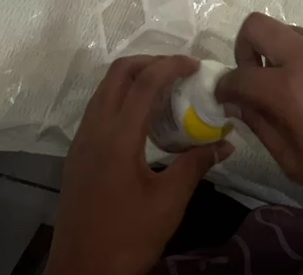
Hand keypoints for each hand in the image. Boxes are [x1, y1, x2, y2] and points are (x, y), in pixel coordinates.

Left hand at [45, 55, 231, 274]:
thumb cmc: (127, 240)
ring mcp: (81, 140)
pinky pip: (99, 107)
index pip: (145, 81)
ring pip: (106, 87)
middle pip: (119, 72)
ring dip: (135, 79)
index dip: (172, 65)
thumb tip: (226, 142)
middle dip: (151, 62)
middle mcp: (95, 128)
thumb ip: (196, 164)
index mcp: (117, 136)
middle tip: (180, 72)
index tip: (196, 66)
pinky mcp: (77, 153)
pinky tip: (144, 119)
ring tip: (166, 91)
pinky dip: (122, 98)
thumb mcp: (168, 203)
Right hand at [214, 13, 302, 207]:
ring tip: (286, 85)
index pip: (239, 75)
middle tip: (252, 77)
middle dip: (244, 47)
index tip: (224, 98)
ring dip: (275, 50)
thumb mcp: (292, 161)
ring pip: (285, 29)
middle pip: (256, 25)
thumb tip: (238, 104)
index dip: (224, 87)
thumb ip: (260, 126)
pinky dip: (300, 55)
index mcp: (287, 88)